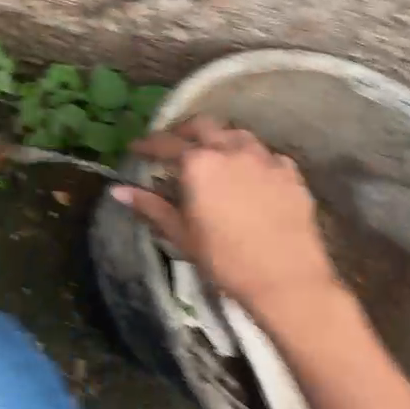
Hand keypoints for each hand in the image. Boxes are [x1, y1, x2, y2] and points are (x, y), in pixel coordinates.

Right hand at [112, 118, 342, 321]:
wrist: (288, 282)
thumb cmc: (225, 260)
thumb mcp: (181, 234)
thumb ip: (150, 206)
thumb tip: (117, 191)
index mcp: (198, 163)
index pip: (164, 143)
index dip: (146, 145)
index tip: (136, 149)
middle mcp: (231, 150)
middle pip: (203, 126)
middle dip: (184, 132)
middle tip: (173, 146)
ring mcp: (265, 160)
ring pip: (237, 134)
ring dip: (219, 139)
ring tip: (213, 156)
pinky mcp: (292, 175)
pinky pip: (267, 155)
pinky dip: (252, 158)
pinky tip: (250, 175)